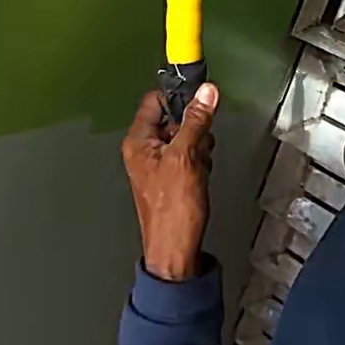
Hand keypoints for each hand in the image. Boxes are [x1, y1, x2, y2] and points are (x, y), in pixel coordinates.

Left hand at [122, 82, 218, 281]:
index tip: (198, 97)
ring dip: (199, 145)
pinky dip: (199, 160)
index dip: (176, 97)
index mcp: (138, 141)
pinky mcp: (171, 177)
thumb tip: (206, 92)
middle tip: (200, 142)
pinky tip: (201, 174)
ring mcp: (157, 164)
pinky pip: (188, 154)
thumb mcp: (187, 156)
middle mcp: (144, 150)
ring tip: (199, 164)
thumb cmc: (173, 210)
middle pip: (172, 118)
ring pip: (183, 136)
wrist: (177, 252)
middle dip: (193, 126)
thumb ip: (196, 121)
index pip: (154, 101)